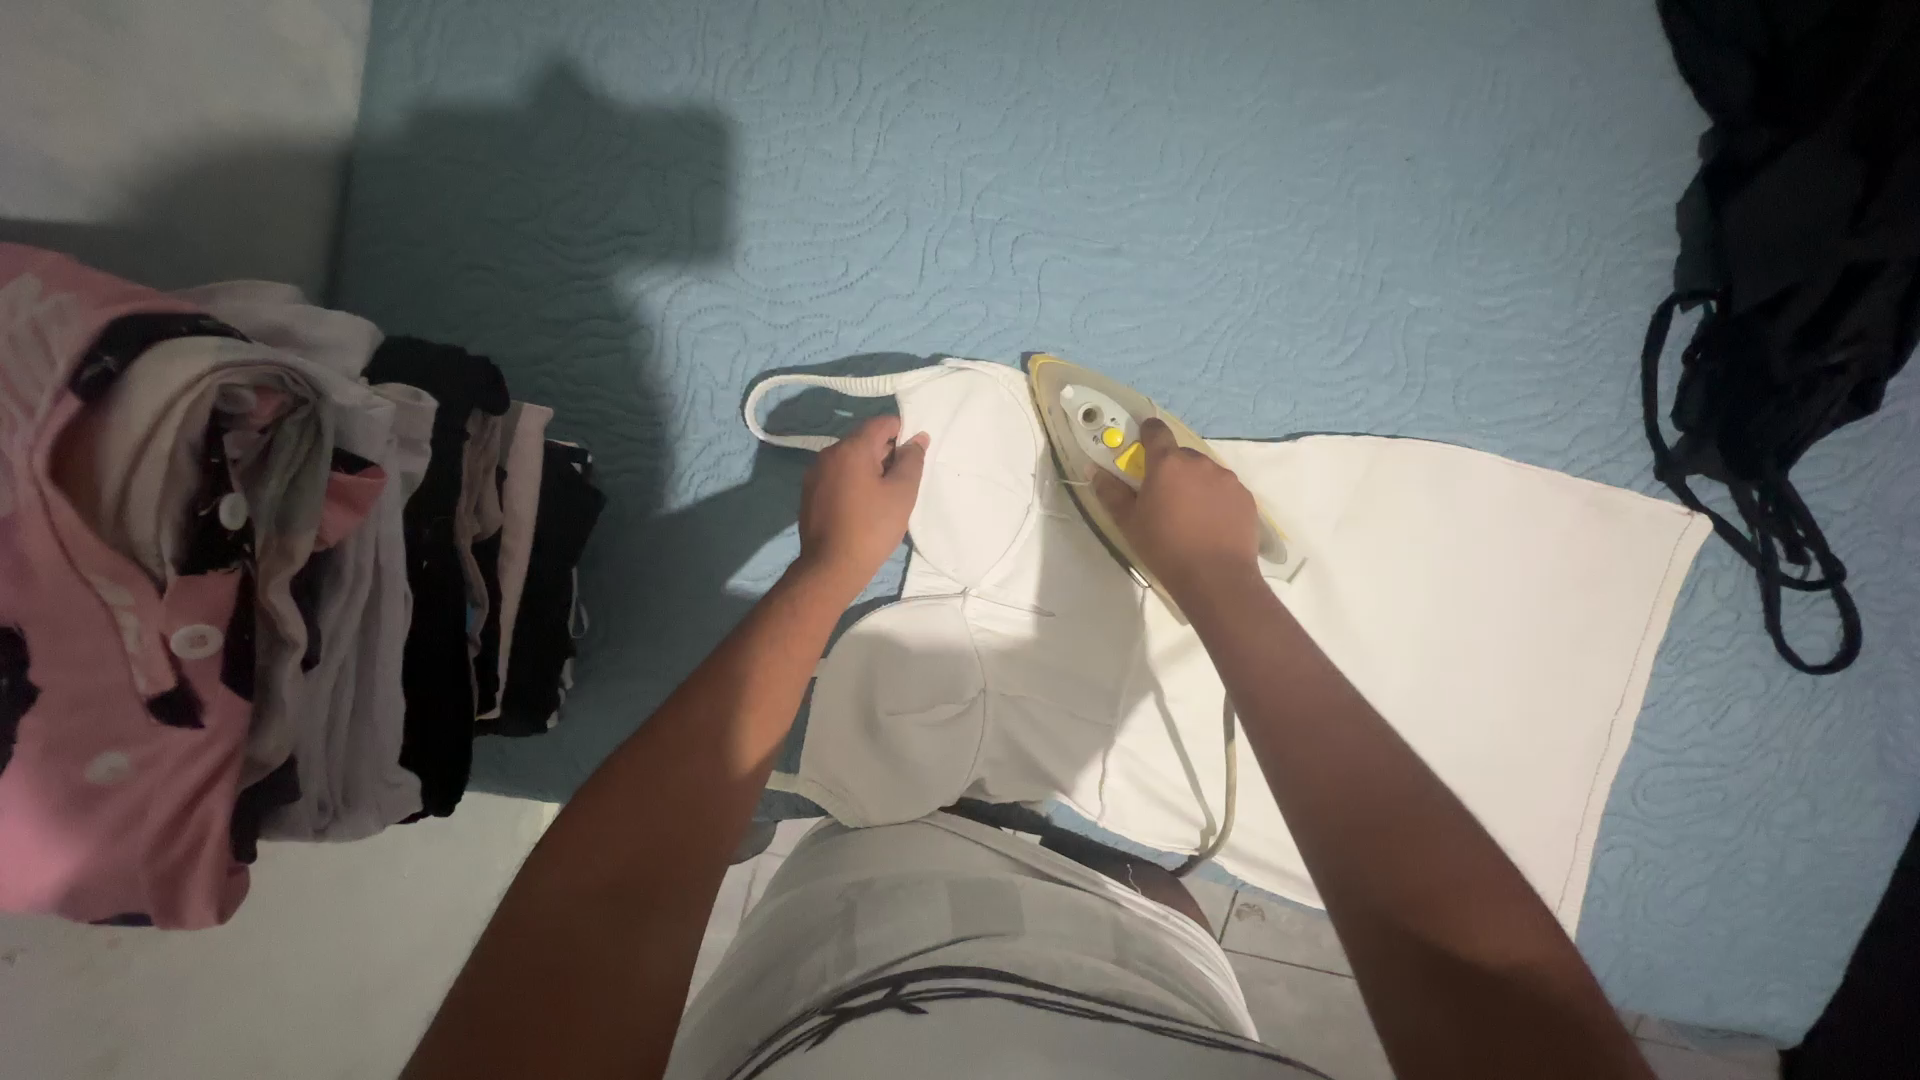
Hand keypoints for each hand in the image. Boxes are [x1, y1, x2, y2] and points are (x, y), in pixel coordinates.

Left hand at [794, 414, 928, 592]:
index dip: (902, 431)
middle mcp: (828, 454)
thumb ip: (912, 460)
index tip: (914, 454)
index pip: (880, 423)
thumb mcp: (902, 493)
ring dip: (870, 468)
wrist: (831, 567)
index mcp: (851, 449)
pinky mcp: (810, 493)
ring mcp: (815, 474)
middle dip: (886, 452)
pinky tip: (864, 505)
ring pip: (850, 459)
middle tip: (904, 479)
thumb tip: (918, 438)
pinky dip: (854, 481)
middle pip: (864, 440)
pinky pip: (838, 476)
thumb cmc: (872, 528)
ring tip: (885, 494)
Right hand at [1092, 417, 1260, 600]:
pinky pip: (1225, 489)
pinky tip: (1210, 523)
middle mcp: (1199, 463)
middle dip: (1171, 468)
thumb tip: (1095, 471)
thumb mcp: (1128, 523)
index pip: (1156, 431)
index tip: (1142, 443)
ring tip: (1189, 514)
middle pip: (1181, 455)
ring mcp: (1226, 478)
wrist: (1216, 578)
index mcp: (1167, 464)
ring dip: (1194, 483)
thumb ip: (1111, 493)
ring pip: (1205, 471)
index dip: (1147, 432)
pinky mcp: (1245, 497)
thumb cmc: (1165, 548)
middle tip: (1163, 496)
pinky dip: (1215, 499)